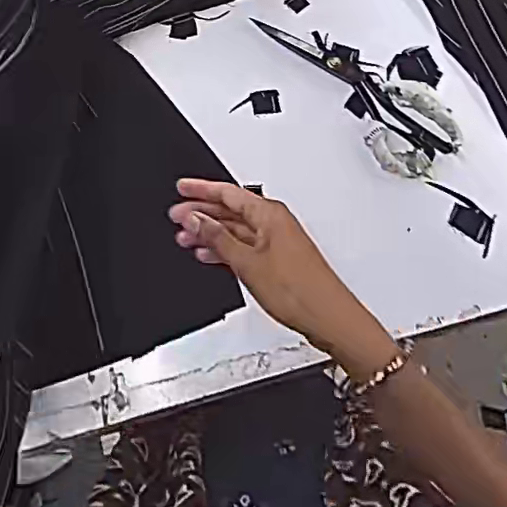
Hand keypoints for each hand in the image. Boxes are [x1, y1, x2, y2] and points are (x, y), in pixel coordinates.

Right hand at [169, 179, 399, 379]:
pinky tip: (210, 255)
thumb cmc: (301, 290)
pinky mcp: (277, 258)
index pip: (227, 192)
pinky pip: (244, 245)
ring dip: (210, 232)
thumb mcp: (247, 262)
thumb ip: (217, 237)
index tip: (182, 187)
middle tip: (177, 214)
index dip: (201, 189)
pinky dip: (224, 248)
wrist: (330, 319)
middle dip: (202, 212)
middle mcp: (274, 222)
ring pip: (235, 229)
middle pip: (230, 209)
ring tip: (186, 236)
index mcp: (269, 213)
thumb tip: (196, 218)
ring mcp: (276, 240)